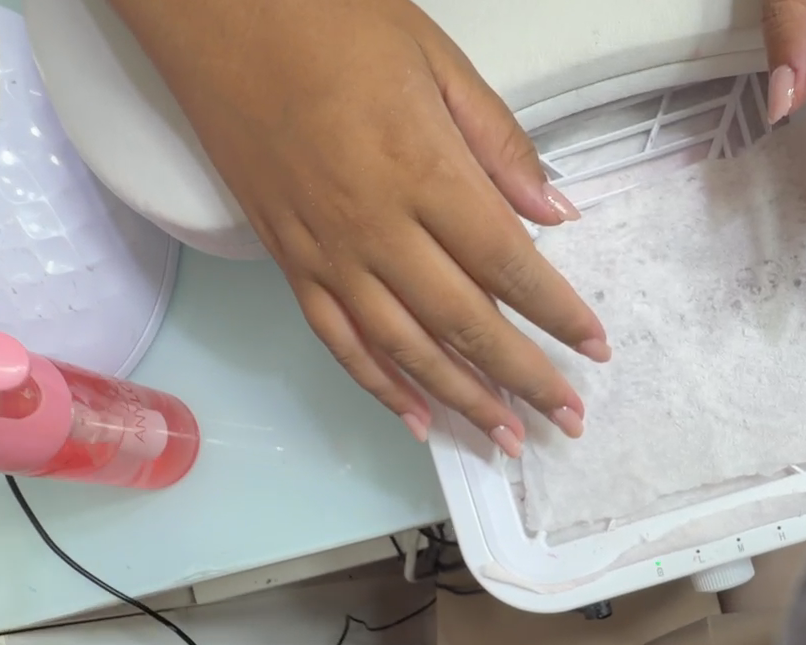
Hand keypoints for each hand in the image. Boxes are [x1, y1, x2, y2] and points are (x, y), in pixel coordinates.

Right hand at [109, 0, 606, 456]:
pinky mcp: (292, 266)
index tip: (595, 349)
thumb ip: (502, 146)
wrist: (210, 8)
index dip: (558, 315)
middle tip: (567, 421)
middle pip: (466, 326)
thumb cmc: (332, 21)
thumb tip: (559, 215)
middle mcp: (377, 230)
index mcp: (423, 172)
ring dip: (464, 403)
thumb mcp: (438, 62)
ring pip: (407, 352)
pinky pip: (340, 344)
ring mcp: (329, 256)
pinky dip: (382, 389)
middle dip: (525, 380)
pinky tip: (421, 423)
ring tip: (506, 440)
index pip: (509, 266)